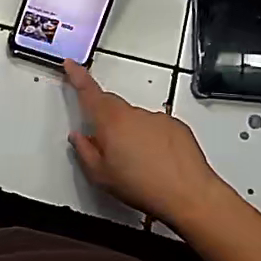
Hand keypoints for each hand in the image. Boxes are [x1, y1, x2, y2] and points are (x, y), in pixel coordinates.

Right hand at [63, 58, 227, 223]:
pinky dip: (149, 139)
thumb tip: (79, 139)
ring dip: (129, 133)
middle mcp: (134, 114)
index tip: (72, 65)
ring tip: (134, 163)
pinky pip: (155, 127)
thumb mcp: (100, 175)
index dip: (77, 76)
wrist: (188, 195)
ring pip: (134, 119)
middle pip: (111, 105)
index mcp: (110, 122)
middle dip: (103, 118)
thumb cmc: (144, 186)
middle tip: (103, 144)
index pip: (89, 92)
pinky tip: (152, 161)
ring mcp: (158, 119)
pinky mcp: (176, 127)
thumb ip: (84, 151)